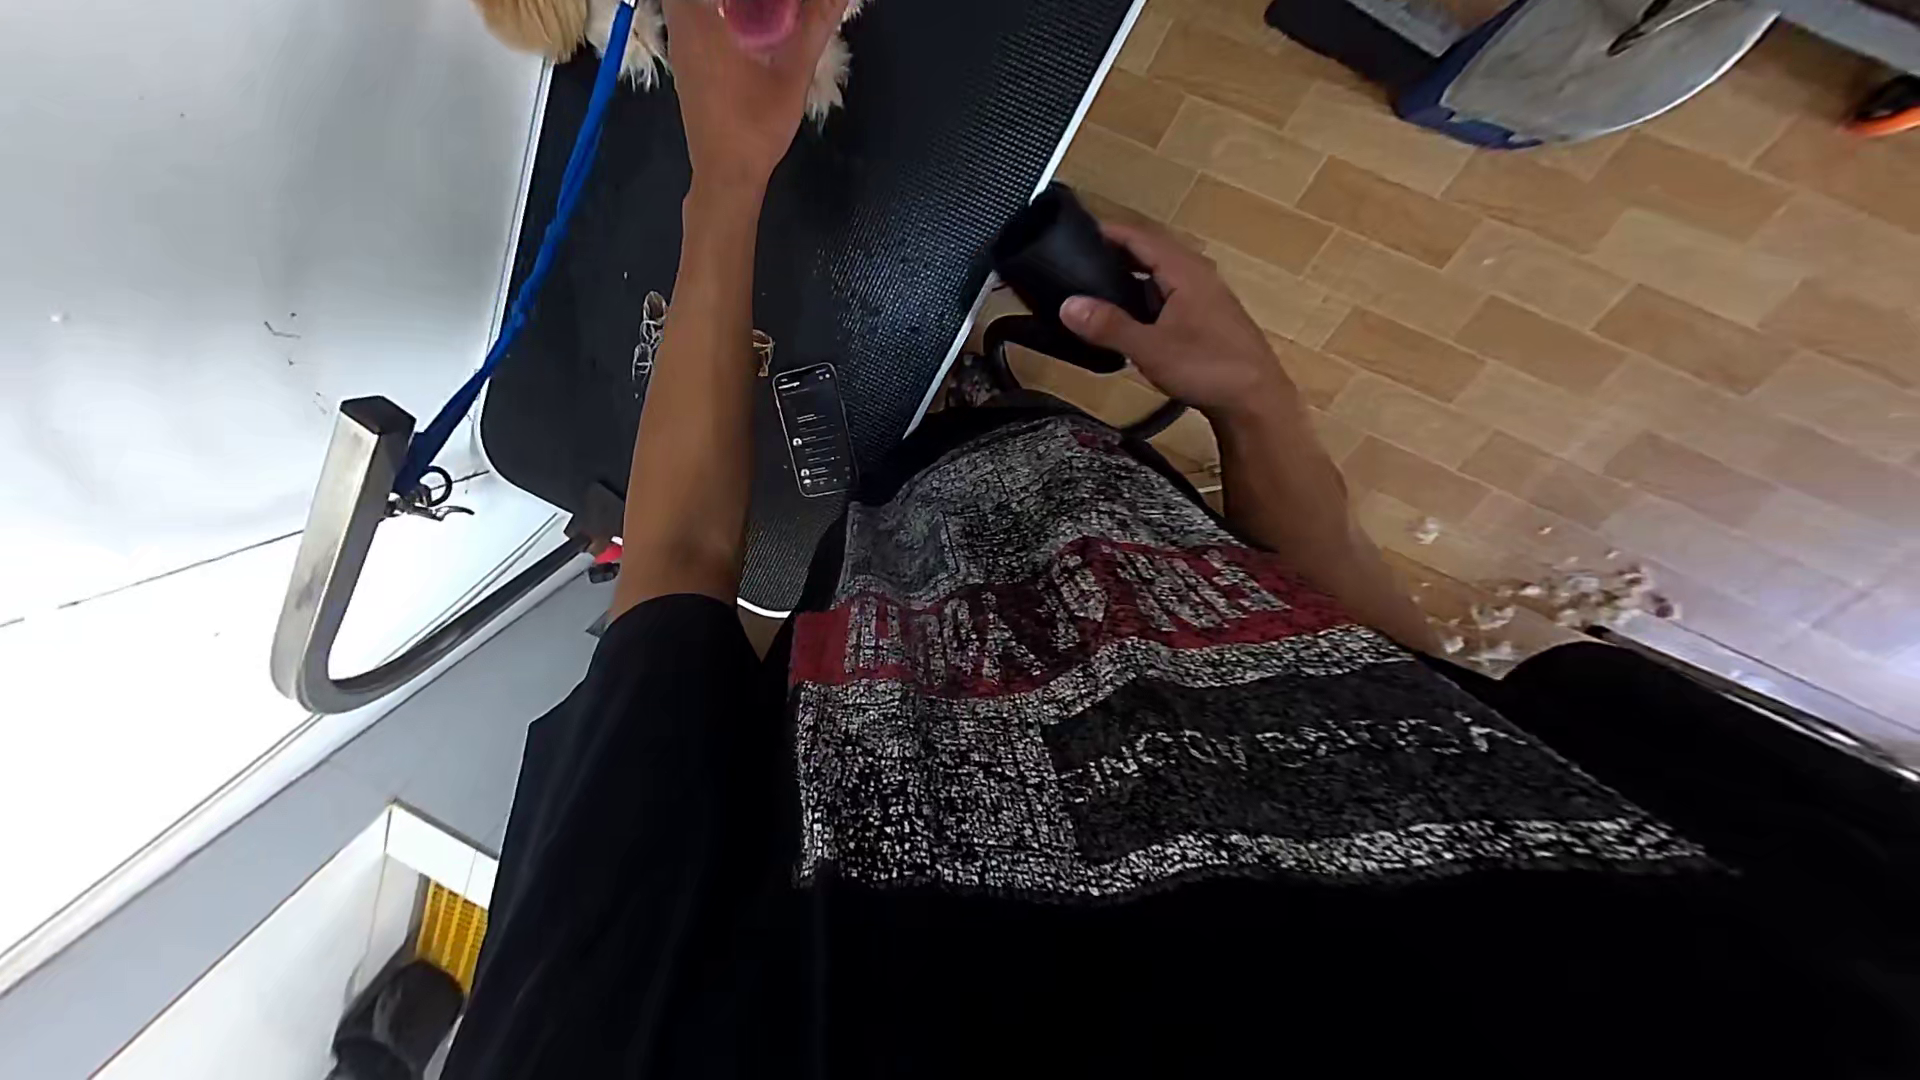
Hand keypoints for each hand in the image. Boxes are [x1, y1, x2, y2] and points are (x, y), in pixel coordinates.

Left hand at [665, 0, 849, 197]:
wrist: (726, 175)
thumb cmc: (756, 128)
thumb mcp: (793, 76)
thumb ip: (816, 26)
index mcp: (701, 9)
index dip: (767, 0)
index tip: (788, 5)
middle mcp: (680, 14)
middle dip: (753, 3)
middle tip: (782, 9)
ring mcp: (677, 36)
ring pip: (700, 1)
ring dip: (737, 6)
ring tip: (770, 15)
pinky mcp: (683, 57)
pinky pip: (696, 15)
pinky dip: (722, 14)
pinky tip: (748, 32)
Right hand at [1059, 221, 1294, 422]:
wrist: (1254, 399)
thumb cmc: (1206, 367)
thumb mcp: (1150, 348)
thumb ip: (1108, 326)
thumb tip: (1067, 305)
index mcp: (1184, 270)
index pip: (1140, 236)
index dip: (1108, 232)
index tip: (1076, 232)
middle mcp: (1196, 275)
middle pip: (1150, 253)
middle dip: (1115, 255)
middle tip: (1078, 264)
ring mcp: (1204, 298)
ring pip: (1159, 278)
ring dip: (1129, 280)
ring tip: (1095, 291)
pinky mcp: (1205, 320)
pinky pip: (1167, 298)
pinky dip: (1143, 301)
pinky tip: (1128, 320)